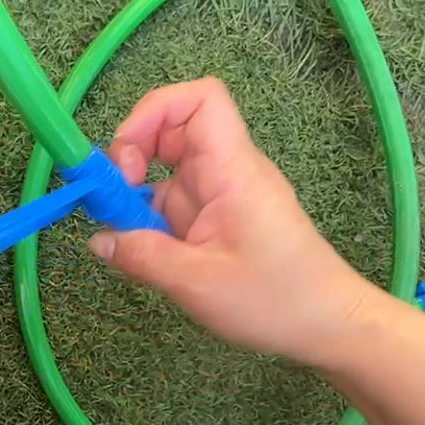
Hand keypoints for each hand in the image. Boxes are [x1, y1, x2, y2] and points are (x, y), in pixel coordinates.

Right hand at [90, 78, 381, 365]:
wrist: (326, 324)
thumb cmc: (274, 299)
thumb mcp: (197, 283)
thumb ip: (141, 256)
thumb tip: (97, 239)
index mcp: (232, 171)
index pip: (199, 100)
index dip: (153, 111)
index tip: (123, 159)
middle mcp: (225, 173)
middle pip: (173, 130)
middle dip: (132, 154)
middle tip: (113, 200)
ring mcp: (219, 196)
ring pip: (165, 172)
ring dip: (135, 196)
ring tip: (122, 237)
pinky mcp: (215, 221)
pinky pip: (171, 206)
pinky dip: (147, 222)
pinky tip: (140, 252)